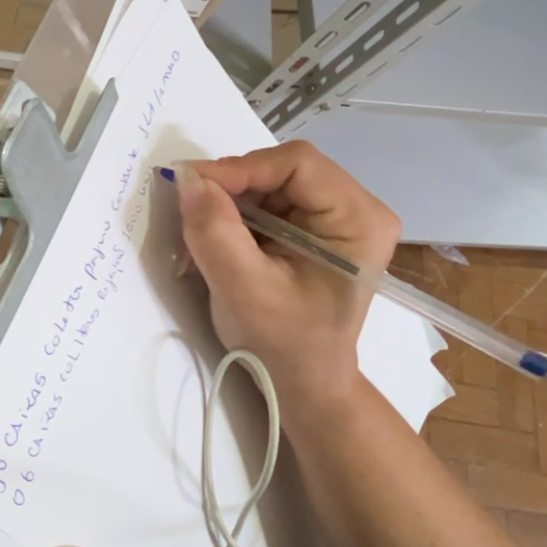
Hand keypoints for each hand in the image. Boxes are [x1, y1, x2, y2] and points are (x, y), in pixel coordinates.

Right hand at [175, 141, 400, 398]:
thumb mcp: (242, 288)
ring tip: (203, 229)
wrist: (301, 382)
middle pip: (283, 169)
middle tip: (192, 208)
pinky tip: (221, 237)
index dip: (240, 168)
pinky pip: (268, 200)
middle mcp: (356, 208)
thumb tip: (187, 177)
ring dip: (231, 200)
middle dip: (234, 186)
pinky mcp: (313, 228)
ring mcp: (336, 217)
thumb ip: (215, 230)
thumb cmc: (282, 342)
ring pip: (270, 182)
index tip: (190, 185)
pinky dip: (237, 213)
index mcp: (359, 220)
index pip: (297, 164)